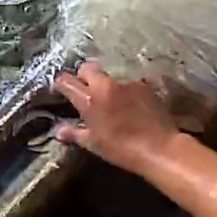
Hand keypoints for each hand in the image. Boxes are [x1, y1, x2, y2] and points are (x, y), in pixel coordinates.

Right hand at [53, 61, 185, 175]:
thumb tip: (58, 130)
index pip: (66, 81)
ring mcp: (127, 83)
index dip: (61, 84)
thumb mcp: (93, 144)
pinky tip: (130, 106)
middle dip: (83, 77)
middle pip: (87, 68)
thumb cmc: (121, 149)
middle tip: (85, 93)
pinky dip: (125, 92)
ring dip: (106, 86)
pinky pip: (128, 84)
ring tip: (111, 103)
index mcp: (89, 99)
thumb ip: (74, 133)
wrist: (158, 148)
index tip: (61, 91)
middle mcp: (106, 85)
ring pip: (109, 76)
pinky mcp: (144, 86)